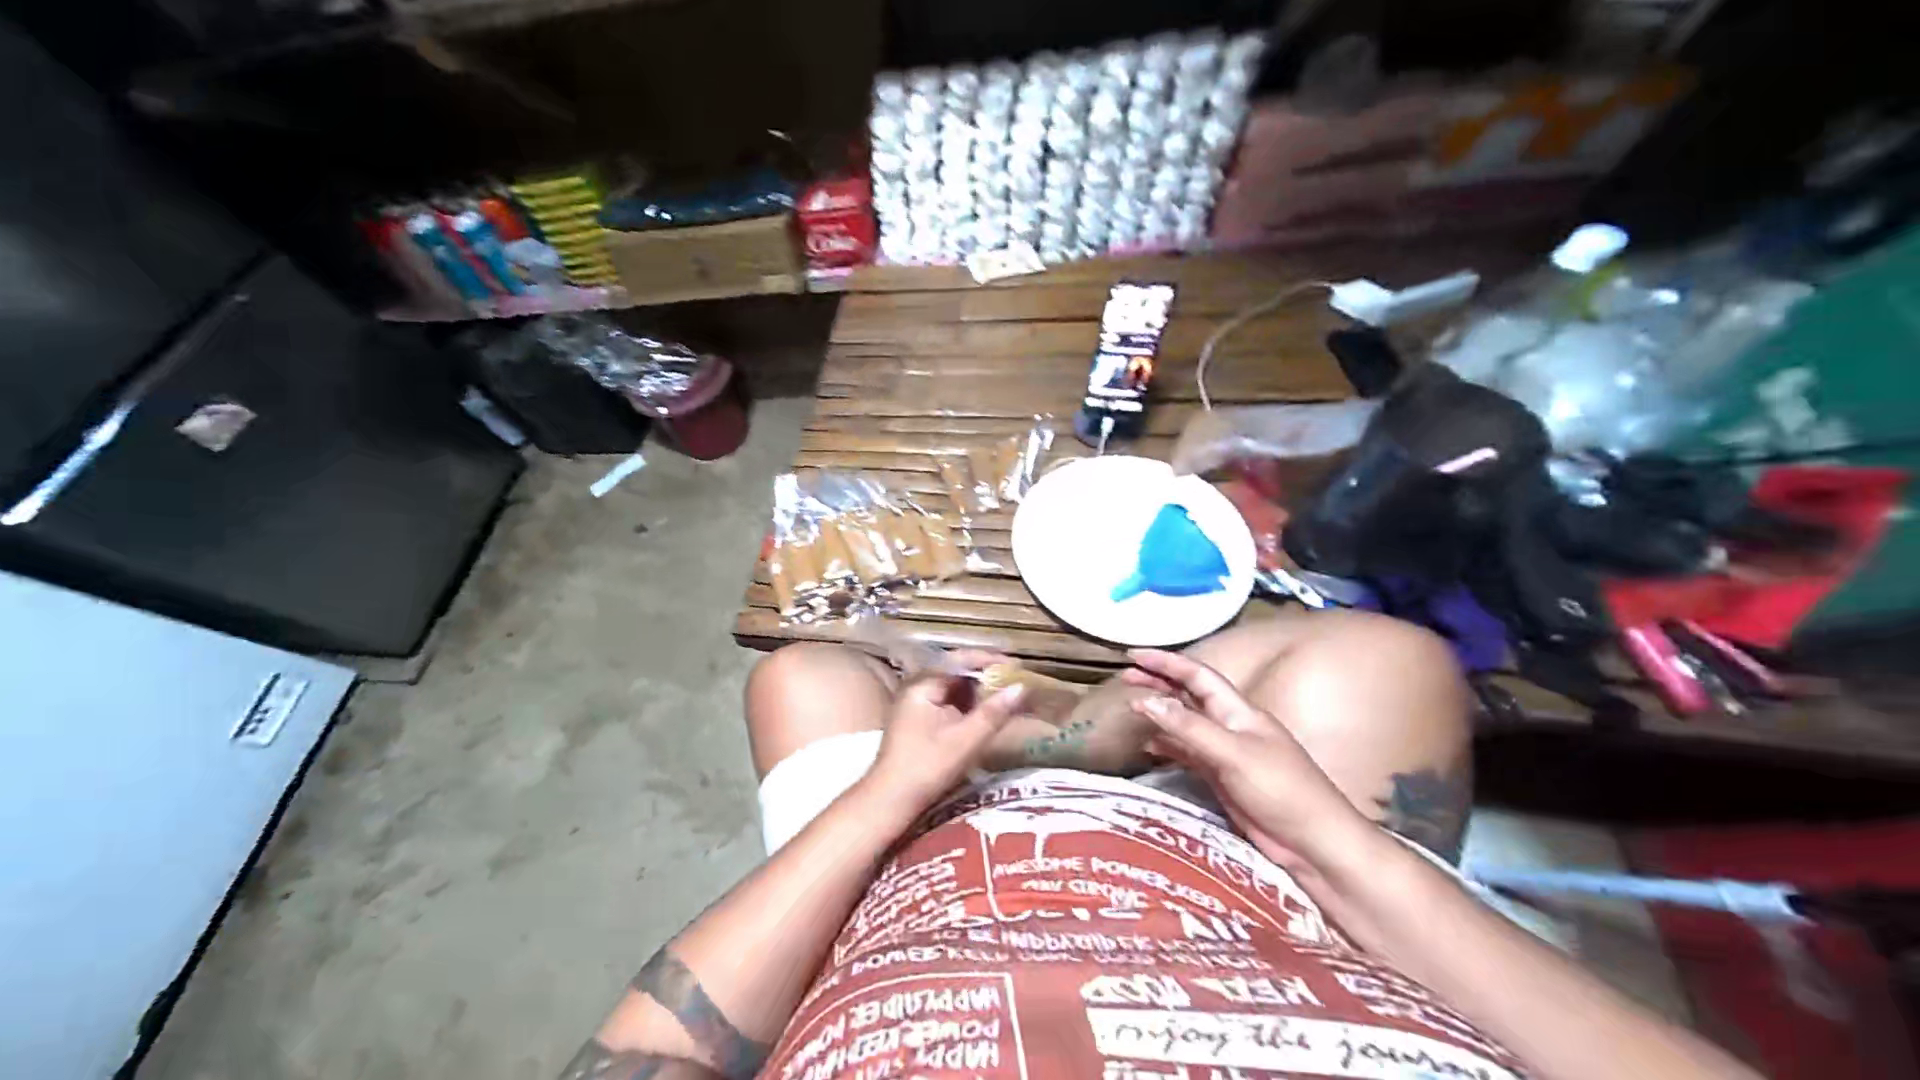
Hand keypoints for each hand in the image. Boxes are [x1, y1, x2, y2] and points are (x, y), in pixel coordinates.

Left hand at [860, 672, 1024, 819]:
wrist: (891, 800)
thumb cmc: (927, 766)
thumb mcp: (966, 740)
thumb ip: (994, 712)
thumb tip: (1022, 687)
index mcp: (923, 685)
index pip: (959, 659)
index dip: (988, 660)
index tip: (1015, 665)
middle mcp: (916, 688)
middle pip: (955, 672)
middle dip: (985, 676)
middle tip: (1014, 681)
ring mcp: (915, 705)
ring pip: (952, 688)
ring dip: (977, 691)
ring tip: (1006, 695)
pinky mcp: (917, 721)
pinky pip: (946, 702)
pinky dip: (967, 705)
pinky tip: (984, 714)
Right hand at [1123, 648, 1369, 867]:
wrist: (1315, 844)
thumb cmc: (1281, 791)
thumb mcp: (1233, 754)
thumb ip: (1189, 728)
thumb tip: (1146, 701)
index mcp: (1239, 711)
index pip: (1197, 676)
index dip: (1166, 662)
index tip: (1134, 655)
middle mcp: (1231, 726)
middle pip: (1189, 694)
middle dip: (1159, 682)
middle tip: (1126, 676)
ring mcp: (1226, 752)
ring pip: (1185, 723)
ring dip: (1160, 712)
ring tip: (1131, 707)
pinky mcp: (1222, 778)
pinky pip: (1187, 753)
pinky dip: (1166, 745)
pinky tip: (1148, 746)